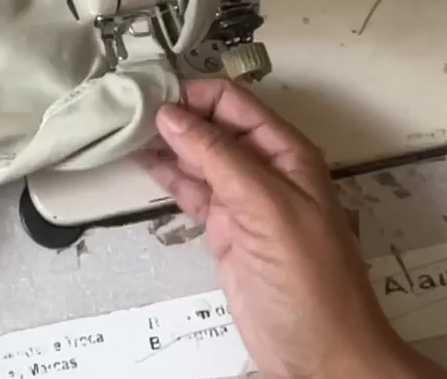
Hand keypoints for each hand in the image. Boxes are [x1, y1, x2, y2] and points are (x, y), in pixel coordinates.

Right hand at [135, 79, 446, 378]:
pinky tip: (141, 159)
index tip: (151, 96)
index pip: (230, 101)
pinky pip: (189, 187)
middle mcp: (261, 167)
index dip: (192, 94)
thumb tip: (170, 114)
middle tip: (127, 110)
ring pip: (195, 154)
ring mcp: (241, 198)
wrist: (323, 359)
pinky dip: (165, 172)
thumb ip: (218, 157)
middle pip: (209, 123)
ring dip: (163, 141)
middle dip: (172, 114)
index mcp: (283, 151)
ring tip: (124, 129)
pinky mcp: (223, 226)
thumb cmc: (313, 283)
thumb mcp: (267, 207)